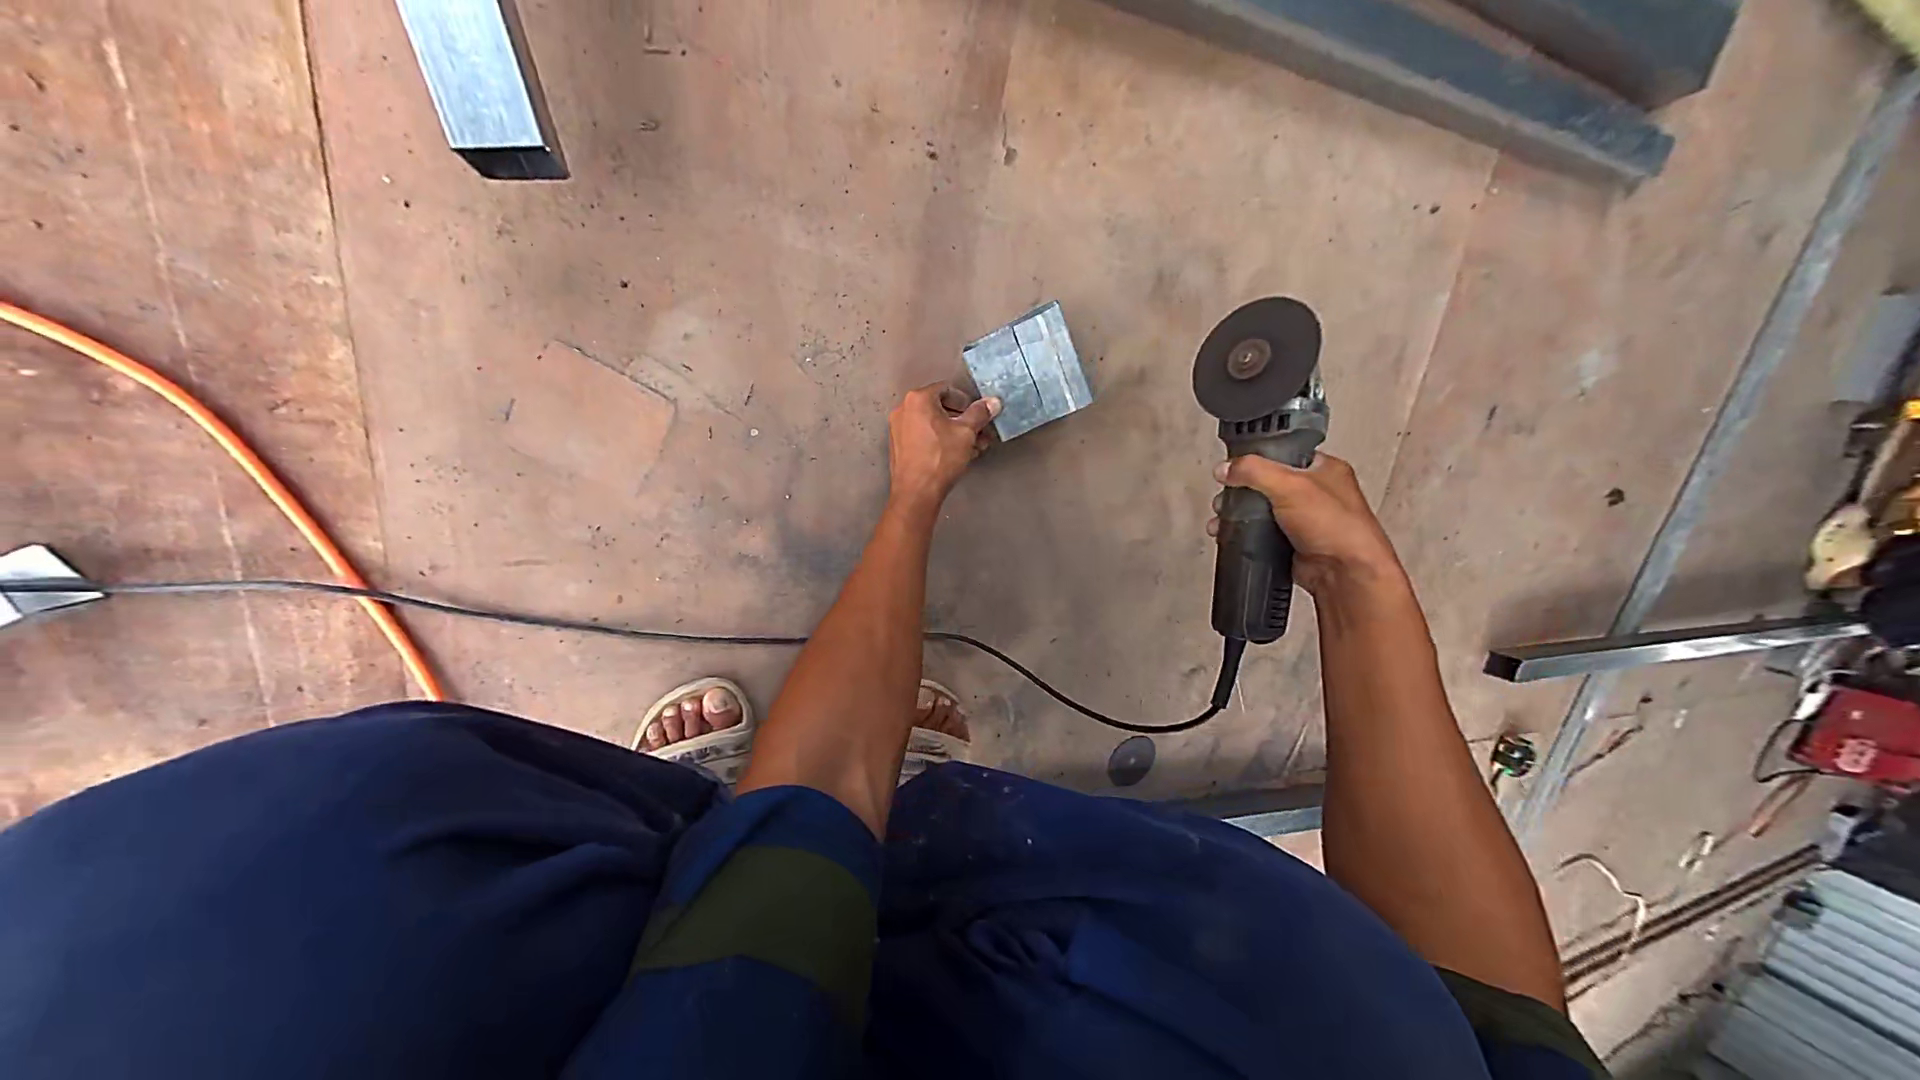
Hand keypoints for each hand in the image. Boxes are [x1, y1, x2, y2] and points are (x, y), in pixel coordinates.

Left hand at [887, 382, 1000, 514]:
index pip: (947, 389)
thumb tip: (992, 402)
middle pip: (939, 407)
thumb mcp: (966, 432)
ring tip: (972, 447)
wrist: (917, 492)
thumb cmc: (940, 459)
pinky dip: (940, 441)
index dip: (967, 401)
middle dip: (962, 420)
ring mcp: (898, 429)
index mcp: (918, 399)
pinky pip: (923, 436)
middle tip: (978, 432)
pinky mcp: (899, 447)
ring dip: (954, 432)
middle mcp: (904, 410)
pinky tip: (955, 455)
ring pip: (932, 424)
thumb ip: (980, 413)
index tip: (978, 415)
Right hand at [1207, 452, 1404, 595]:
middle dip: (1240, 490)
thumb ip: (1254, 471)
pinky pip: (1260, 533)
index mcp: (1323, 469)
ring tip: (1222, 516)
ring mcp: (1302, 519)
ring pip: (1261, 510)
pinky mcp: (1290, 542)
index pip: (1283, 454)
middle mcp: (1313, 493)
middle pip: (1266, 483)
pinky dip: (1243, 533)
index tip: (1234, 465)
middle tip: (1227, 494)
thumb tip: (1225, 467)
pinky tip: (1229, 533)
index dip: (1257, 457)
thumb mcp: (1290, 486)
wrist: (1344, 573)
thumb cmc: (1337, 528)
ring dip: (1237, 513)